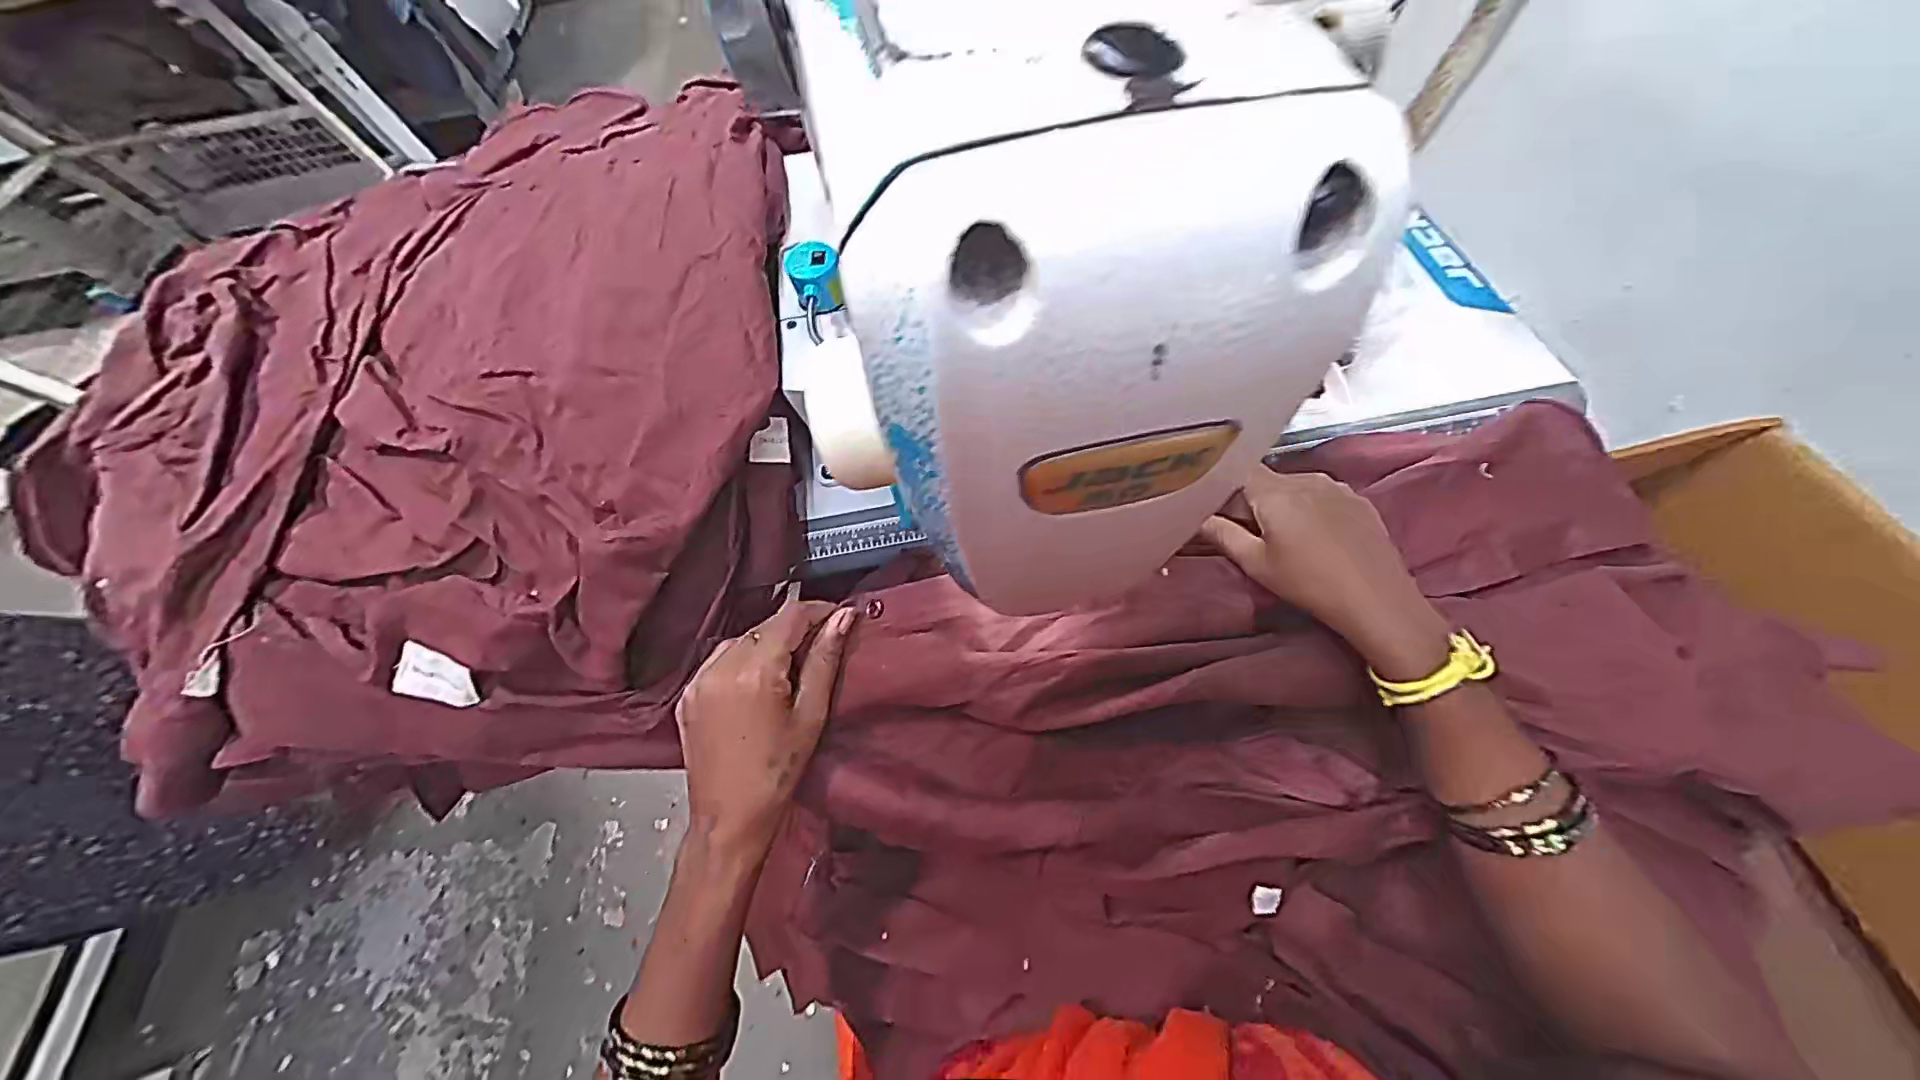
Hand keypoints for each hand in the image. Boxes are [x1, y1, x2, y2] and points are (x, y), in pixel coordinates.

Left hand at [676, 587, 856, 854]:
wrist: (729, 817)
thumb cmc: (778, 771)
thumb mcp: (811, 713)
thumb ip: (826, 659)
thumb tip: (843, 617)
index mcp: (755, 670)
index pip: (791, 615)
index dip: (820, 609)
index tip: (840, 616)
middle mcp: (721, 665)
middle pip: (766, 625)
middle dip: (796, 628)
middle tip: (822, 645)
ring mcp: (699, 679)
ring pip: (743, 639)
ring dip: (770, 643)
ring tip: (792, 667)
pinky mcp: (688, 693)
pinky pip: (721, 658)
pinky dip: (744, 659)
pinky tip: (760, 681)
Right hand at [1199, 468, 1449, 678]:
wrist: (1377, 599)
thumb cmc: (1307, 582)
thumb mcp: (1256, 564)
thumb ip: (1223, 535)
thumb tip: (1198, 518)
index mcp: (1275, 492)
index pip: (1239, 470)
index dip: (1224, 485)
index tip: (1216, 507)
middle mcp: (1306, 479)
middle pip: (1267, 480)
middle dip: (1252, 500)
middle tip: (1247, 532)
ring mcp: (1337, 488)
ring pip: (1295, 487)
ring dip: (1283, 505)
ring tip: (1284, 537)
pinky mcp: (1359, 501)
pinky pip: (1322, 495)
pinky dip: (1310, 509)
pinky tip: (1315, 538)